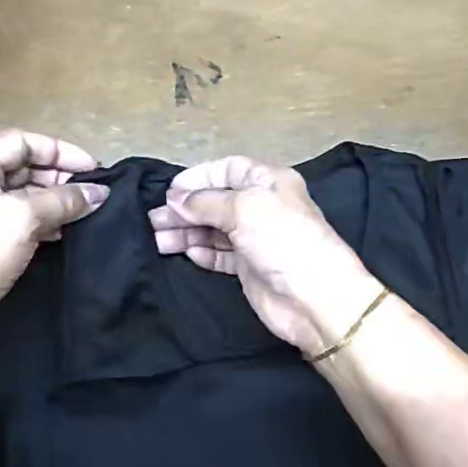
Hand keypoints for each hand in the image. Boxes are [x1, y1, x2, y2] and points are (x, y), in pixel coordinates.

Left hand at [0, 129, 107, 353]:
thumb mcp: (24, 218)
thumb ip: (66, 199)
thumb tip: (101, 192)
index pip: (20, 141)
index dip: (61, 152)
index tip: (95, 170)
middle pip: (21, 165)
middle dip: (60, 178)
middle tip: (93, 194)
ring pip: (21, 192)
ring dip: (55, 200)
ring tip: (85, 212)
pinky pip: (16, 215)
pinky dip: (42, 219)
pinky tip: (64, 229)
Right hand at [149, 156, 380, 354]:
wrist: (314, 297)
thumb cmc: (284, 241)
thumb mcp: (244, 208)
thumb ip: (207, 202)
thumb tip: (177, 200)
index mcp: (269, 181)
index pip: (228, 169)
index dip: (198, 177)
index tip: (169, 191)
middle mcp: (263, 206)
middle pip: (217, 200)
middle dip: (186, 208)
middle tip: (154, 221)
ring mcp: (257, 239)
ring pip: (215, 229)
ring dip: (187, 232)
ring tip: (158, 240)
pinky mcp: (251, 268)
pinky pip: (221, 255)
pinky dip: (203, 252)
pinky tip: (186, 253)